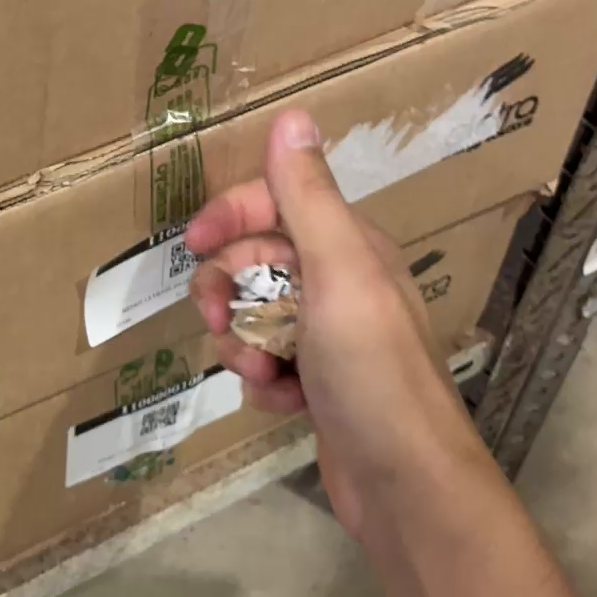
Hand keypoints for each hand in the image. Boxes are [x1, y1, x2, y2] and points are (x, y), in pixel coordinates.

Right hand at [184, 109, 495, 540]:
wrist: (402, 480)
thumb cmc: (372, 371)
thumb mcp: (337, 274)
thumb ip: (308, 199)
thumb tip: (292, 115)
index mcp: (347, 248)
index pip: (275, 203)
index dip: (231, 217)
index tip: (194, 245)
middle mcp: (337, 284)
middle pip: (253, 263)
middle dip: (229, 293)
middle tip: (223, 325)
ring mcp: (325, 336)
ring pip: (251, 316)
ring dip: (243, 344)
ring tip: (262, 375)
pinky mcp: (314, 380)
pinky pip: (263, 362)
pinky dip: (262, 380)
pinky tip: (281, 402)